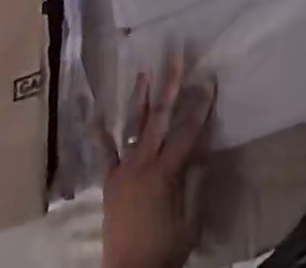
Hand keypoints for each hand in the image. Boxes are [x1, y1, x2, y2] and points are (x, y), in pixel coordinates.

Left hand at [94, 54, 216, 267]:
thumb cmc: (166, 249)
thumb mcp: (190, 218)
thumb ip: (196, 180)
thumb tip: (204, 146)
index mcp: (165, 173)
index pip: (188, 131)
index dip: (201, 105)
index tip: (209, 80)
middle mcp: (142, 163)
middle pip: (160, 116)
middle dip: (170, 85)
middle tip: (176, 57)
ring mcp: (123, 169)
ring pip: (133, 125)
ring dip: (141, 97)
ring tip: (145, 71)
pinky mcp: (110, 180)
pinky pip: (106, 153)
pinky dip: (101, 135)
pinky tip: (96, 118)